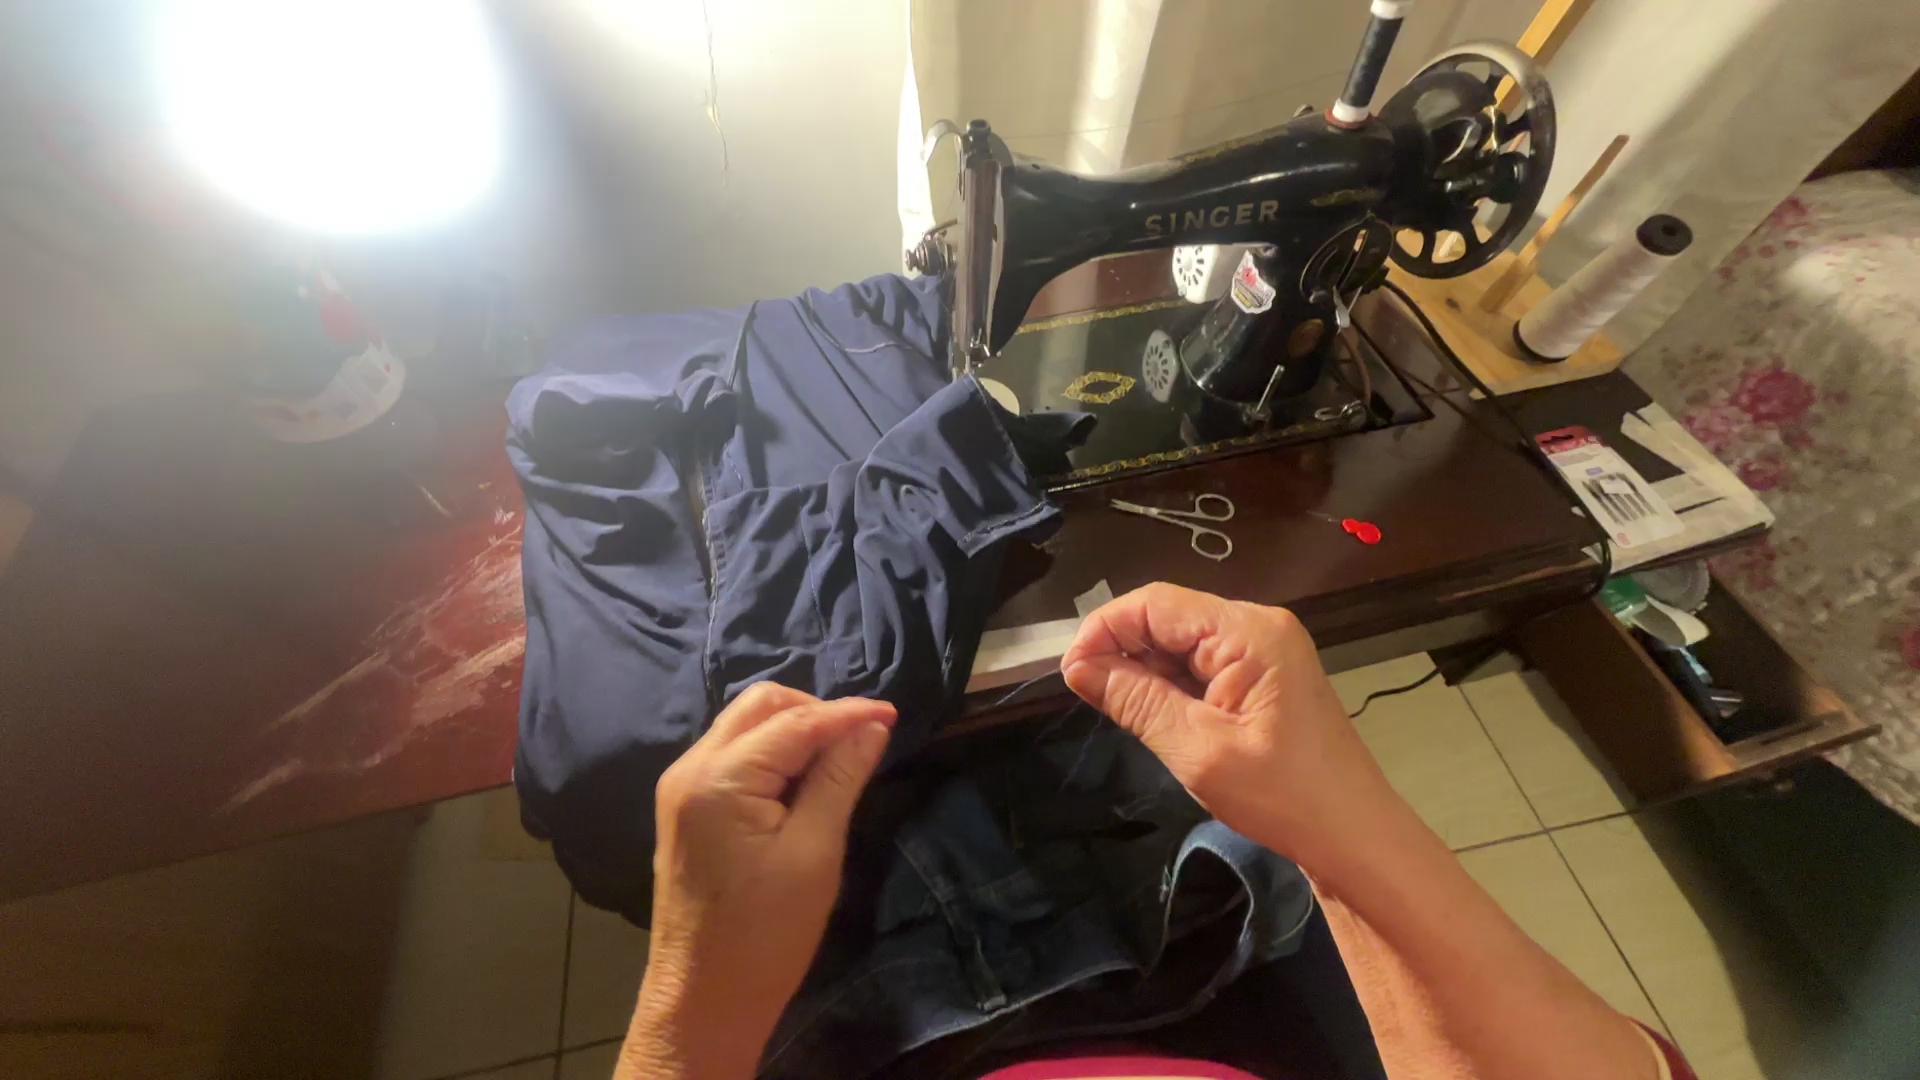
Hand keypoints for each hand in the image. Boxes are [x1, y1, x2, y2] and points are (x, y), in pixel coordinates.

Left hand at [624, 684, 893, 1079]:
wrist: (701, 1005)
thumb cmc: (765, 935)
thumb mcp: (815, 852)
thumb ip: (841, 778)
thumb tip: (873, 726)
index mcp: (720, 779)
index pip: (795, 723)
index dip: (848, 714)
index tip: (892, 714)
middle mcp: (691, 768)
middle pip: (761, 706)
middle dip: (815, 711)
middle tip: (860, 736)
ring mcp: (683, 786)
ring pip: (746, 724)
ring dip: (794, 727)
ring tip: (839, 752)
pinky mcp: (687, 805)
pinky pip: (735, 752)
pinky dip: (774, 750)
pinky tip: (804, 773)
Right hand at [1059, 582, 1389, 860]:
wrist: (1355, 838)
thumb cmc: (1281, 797)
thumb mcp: (1195, 749)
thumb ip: (1133, 699)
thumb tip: (1075, 667)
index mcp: (1248, 632)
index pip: (1155, 603)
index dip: (1104, 628)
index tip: (1070, 671)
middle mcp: (1256, 625)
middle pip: (1167, 616)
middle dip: (1121, 648)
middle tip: (1088, 691)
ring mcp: (1263, 647)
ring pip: (1179, 639)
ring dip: (1143, 667)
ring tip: (1119, 706)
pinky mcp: (1262, 671)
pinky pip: (1200, 660)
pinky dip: (1169, 681)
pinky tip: (1154, 709)